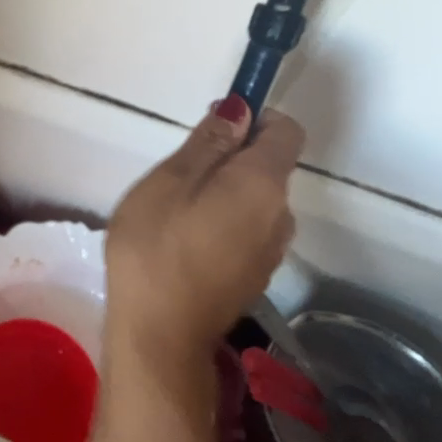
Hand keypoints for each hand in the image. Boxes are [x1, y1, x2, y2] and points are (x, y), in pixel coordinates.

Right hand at [104, 97, 302, 365]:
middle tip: (178, 170)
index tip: (214, 123)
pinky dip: (224, 220)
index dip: (256, 117)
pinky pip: (247, 229)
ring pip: (255, 200)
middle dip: (231, 157)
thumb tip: (241, 109)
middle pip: (269, 167)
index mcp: (262, 185)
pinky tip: (184, 239)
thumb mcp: (169, 181)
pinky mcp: (255, 275)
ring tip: (175, 208)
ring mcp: (271, 250)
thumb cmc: (155, 246)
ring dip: (225, 191)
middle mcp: (280, 215)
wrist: (160, 332)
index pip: (287, 132)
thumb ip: (208, 143)